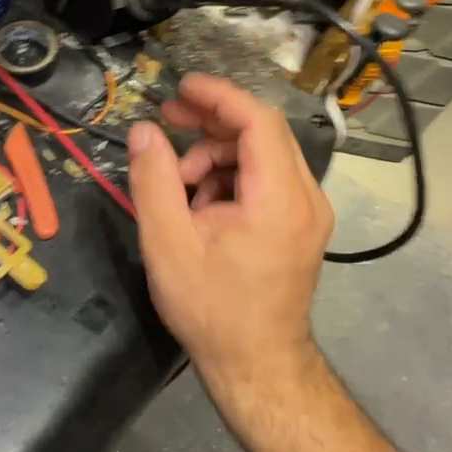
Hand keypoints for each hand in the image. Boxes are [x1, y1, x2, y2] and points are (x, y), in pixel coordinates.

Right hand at [127, 73, 333, 392]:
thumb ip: (154, 179)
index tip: (180, 87)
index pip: (258, 121)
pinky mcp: (299, 226)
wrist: (255, 364)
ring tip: (177, 185)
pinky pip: (265, 181)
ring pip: (261, 156)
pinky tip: (199, 205)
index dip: (218, 95)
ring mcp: (307, 213)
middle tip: (166, 122)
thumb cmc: (210, 307)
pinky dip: (229, 178)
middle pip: (262, 133)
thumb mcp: (168, 242)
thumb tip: (143, 131)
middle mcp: (306, 198)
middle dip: (210, 122)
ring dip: (215, 155)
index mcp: (279, 198)